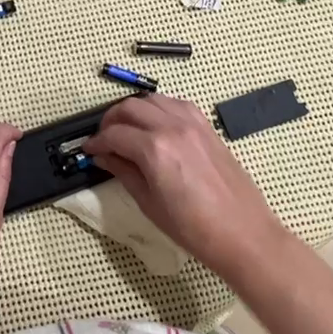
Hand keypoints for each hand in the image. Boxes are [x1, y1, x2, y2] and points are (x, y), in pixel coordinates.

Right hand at [82, 94, 286, 275]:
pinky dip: (159, 109)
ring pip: (152, 99)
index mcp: (155, 150)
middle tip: (104, 139)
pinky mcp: (207, 127)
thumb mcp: (149, 204)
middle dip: (111, 120)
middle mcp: (172, 127)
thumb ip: (124, 172)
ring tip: (127, 130)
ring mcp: (192, 124)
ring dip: (134, 110)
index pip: (114, 134)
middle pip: (130, 107)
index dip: (96, 142)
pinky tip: (155, 126)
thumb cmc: (194, 229)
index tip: (89, 150)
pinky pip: (176, 104)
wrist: (243, 234)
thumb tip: (104, 157)